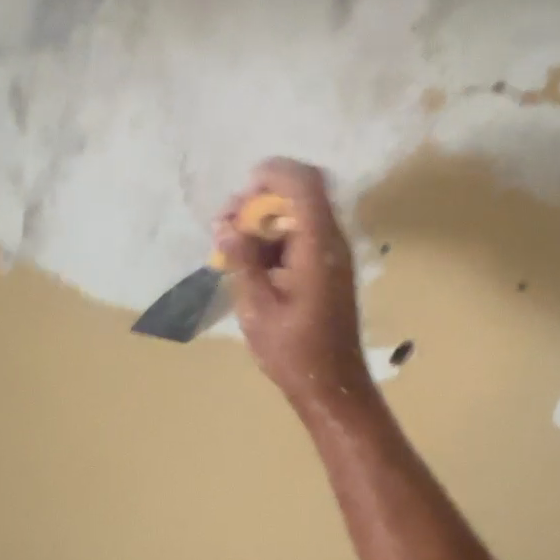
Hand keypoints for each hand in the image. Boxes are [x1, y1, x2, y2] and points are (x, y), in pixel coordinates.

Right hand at [216, 158, 373, 410]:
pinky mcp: (327, 270)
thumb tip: (227, 225)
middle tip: (227, 227)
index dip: (272, 174)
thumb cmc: (293, 351)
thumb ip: (242, 260)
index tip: (240, 194)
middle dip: (259, 201)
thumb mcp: (257, 307)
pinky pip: (300, 238)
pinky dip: (274, 241)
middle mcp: (331, 242)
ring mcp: (332, 256)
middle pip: (300, 194)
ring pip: (298, 216)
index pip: (303, 183)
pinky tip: (249, 265)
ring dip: (264, 222)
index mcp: (317, 246)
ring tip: (230, 247)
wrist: (331, 385)